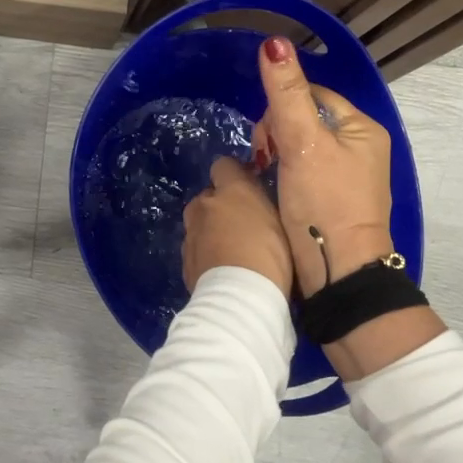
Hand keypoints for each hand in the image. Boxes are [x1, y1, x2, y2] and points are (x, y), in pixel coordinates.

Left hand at [182, 157, 293, 296]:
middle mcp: (204, 204)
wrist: (240, 297)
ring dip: (210, 229)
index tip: (246, 188)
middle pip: (209, 196)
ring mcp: (190, 231)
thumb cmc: (270, 256)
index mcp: (231, 190)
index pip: (224, 165)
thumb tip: (251, 198)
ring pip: (198, 221)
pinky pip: (195, 246)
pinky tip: (220, 268)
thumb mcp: (279, 222)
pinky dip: (204, 252)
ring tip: (230, 250)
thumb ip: (260, 204)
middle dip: (220, 205)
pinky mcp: (184, 257)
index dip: (234, 175)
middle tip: (241, 226)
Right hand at [251, 36, 396, 298]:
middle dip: (276, 136)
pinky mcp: (331, 200)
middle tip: (268, 163)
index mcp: (361, 128)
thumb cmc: (324, 203)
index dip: (280, 110)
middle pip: (301, 119)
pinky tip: (274, 192)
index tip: (269, 140)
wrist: (338, 274)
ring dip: (275, 158)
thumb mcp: (301, 143)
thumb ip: (285, 93)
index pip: (310, 94)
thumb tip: (273, 42)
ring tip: (268, 180)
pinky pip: (300, 172)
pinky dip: (283, 178)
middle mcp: (359, 147)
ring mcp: (346, 176)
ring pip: (296, 147)